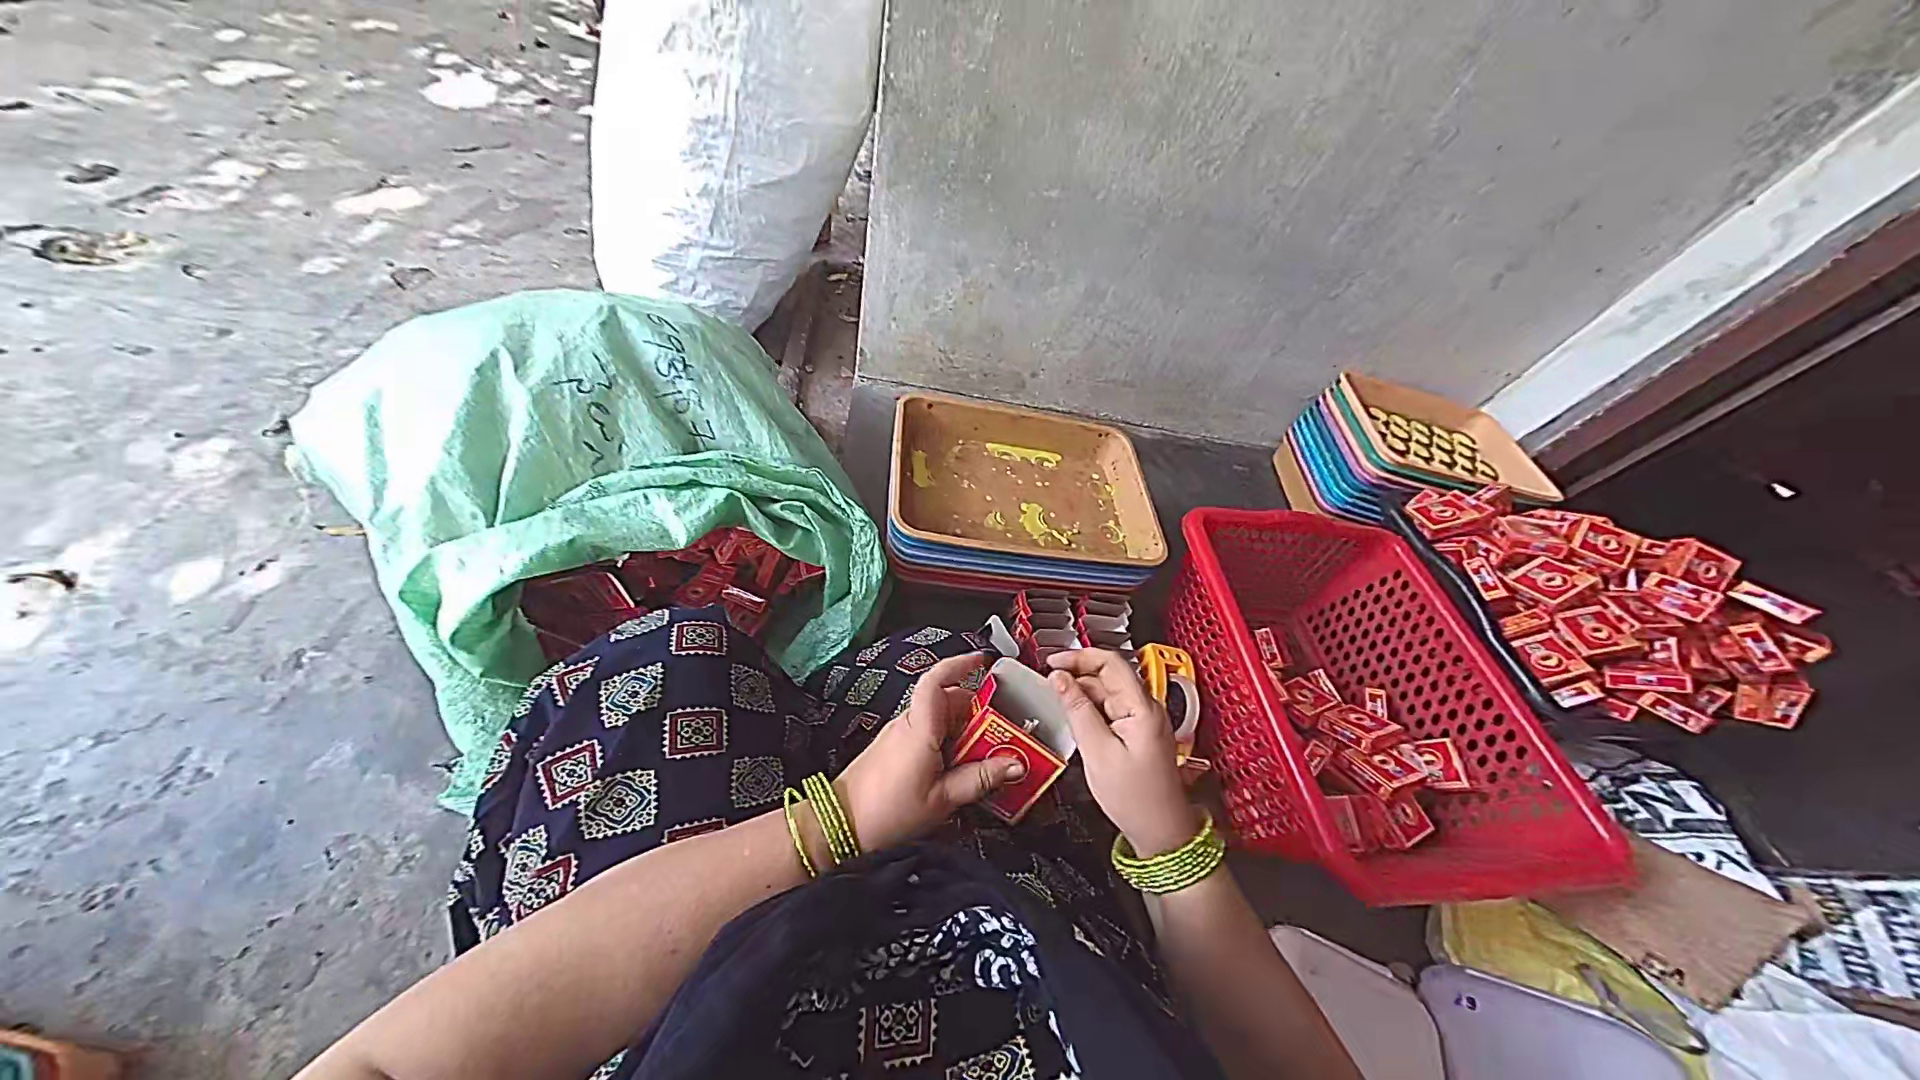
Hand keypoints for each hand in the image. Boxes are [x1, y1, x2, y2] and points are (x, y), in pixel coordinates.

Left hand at [835, 652, 1025, 851]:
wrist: (842, 825)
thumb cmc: (885, 813)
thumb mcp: (943, 799)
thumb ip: (980, 778)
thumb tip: (1014, 763)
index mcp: (920, 728)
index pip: (937, 679)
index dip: (961, 664)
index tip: (984, 661)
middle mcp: (909, 723)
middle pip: (949, 700)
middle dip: (979, 713)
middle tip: (1002, 737)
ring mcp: (901, 734)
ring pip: (942, 718)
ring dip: (966, 731)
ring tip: (984, 760)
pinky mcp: (897, 747)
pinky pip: (931, 733)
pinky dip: (951, 742)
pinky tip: (960, 768)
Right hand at [1046, 649, 1199, 856]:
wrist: (1161, 832)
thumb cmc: (1137, 800)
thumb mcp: (1097, 752)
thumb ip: (1077, 710)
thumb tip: (1060, 679)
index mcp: (1142, 708)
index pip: (1110, 662)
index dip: (1079, 656)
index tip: (1054, 660)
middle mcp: (1147, 708)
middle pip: (1107, 674)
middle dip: (1076, 673)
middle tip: (1050, 681)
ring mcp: (1143, 719)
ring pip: (1107, 691)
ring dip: (1081, 691)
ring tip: (1059, 702)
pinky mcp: (1137, 731)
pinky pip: (1110, 708)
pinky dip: (1090, 708)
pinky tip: (1076, 719)